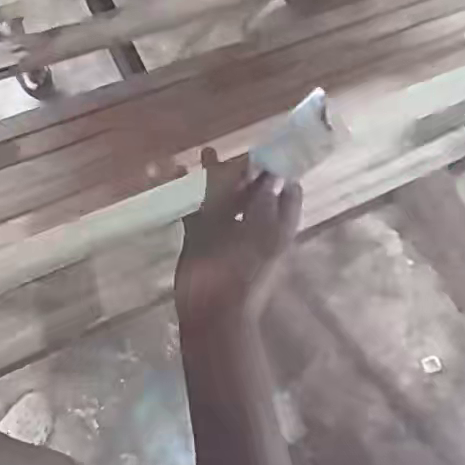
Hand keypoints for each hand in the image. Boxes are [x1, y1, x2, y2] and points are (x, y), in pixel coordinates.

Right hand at [176, 147, 301, 325]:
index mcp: (277, 227)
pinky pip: (195, 212)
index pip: (285, 191)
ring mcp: (226, 235)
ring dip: (215, 178)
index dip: (278, 169)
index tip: (267, 147)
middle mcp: (254, 228)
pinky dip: (188, 195)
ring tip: (205, 153)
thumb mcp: (261, 236)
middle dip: (244, 170)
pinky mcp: (200, 242)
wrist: (213, 316)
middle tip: (233, 148)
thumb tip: (273, 175)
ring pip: (224, 200)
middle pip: (253, 193)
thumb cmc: (242, 276)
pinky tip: (178, 175)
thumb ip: (264, 204)